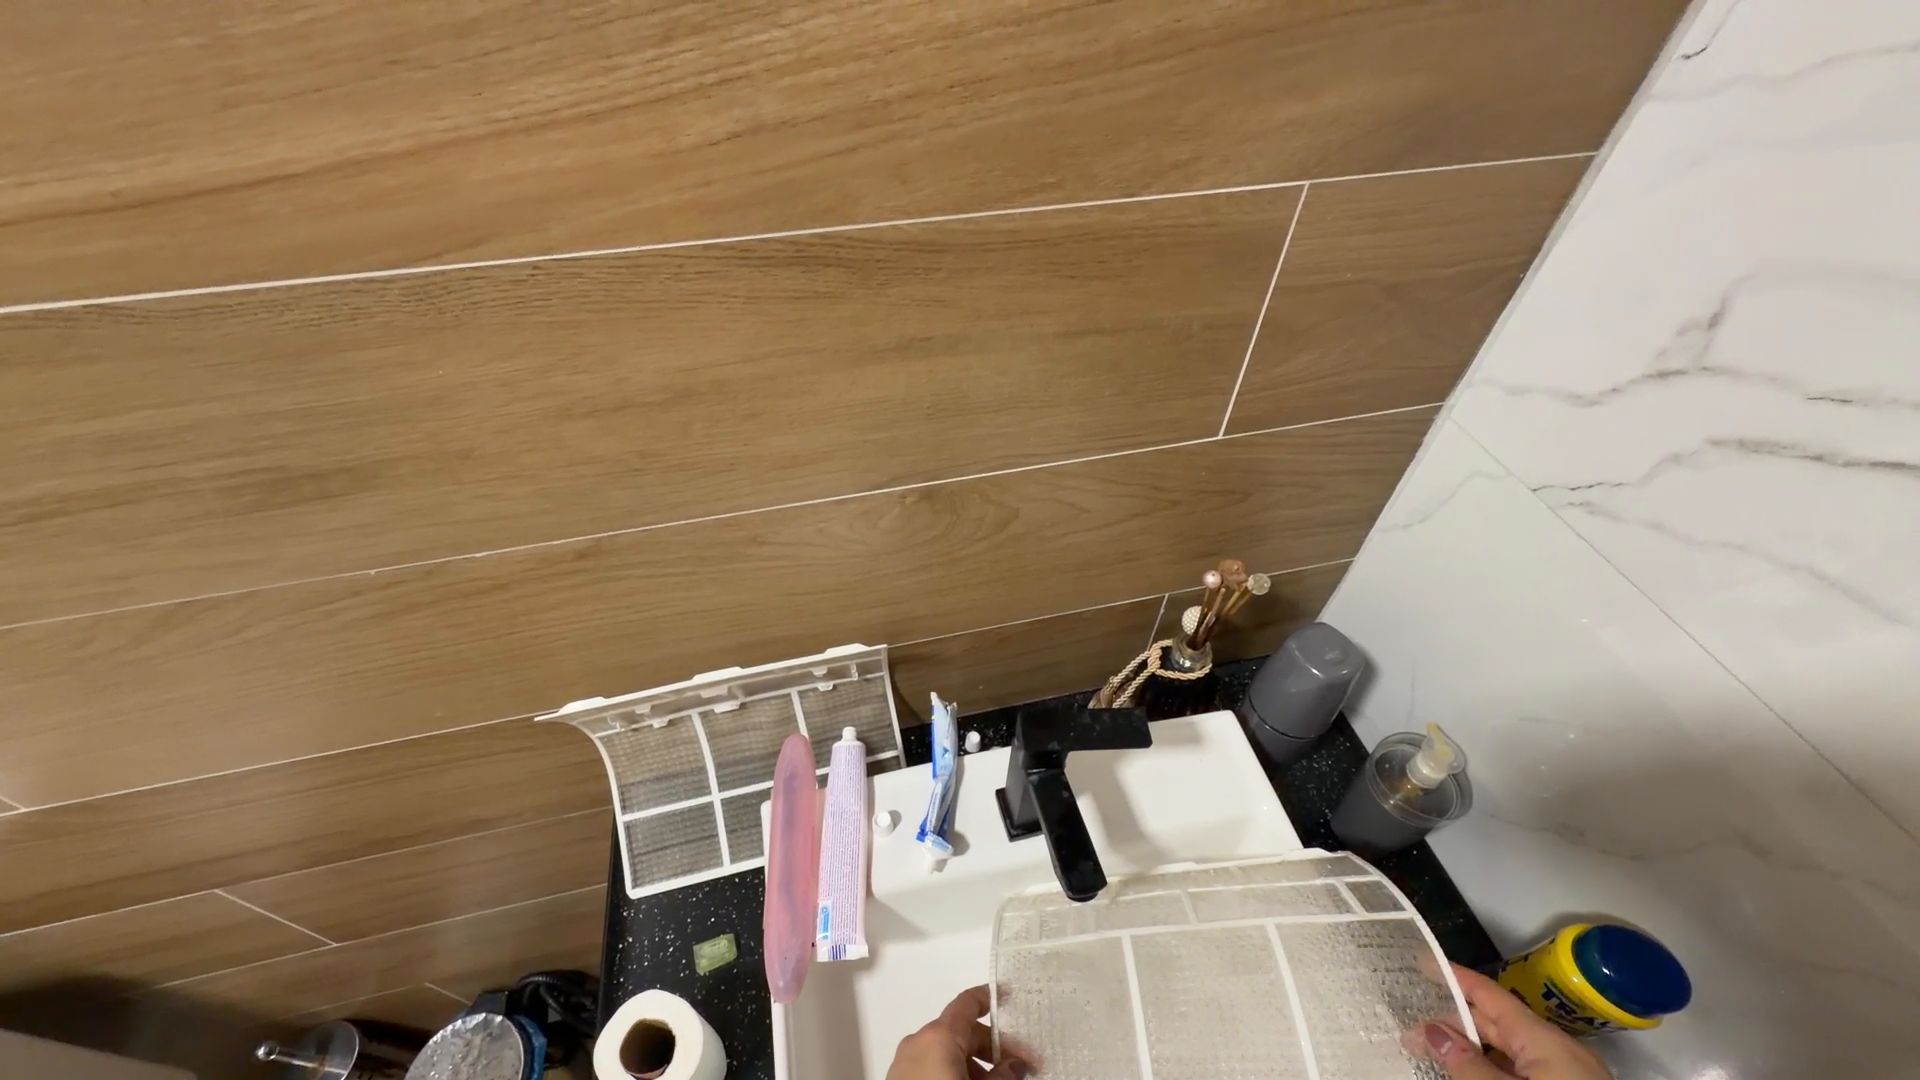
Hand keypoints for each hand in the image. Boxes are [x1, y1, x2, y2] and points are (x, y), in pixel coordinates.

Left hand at [886, 986, 1028, 1079]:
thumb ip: (1004, 1076)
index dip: (988, 998)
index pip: (967, 1004)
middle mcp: (918, 1042)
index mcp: (938, 1036)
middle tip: (1019, 1067)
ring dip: (974, 1065)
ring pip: (946, 1053)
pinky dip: (952, 1074)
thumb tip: (1017, 1064)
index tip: (1008, 996)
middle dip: (991, 1047)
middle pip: (961, 1032)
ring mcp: (903, 1065)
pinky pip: (931, 1069)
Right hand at [1418, 964, 1613, 1079]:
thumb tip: (1433, 1032)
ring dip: (1473, 1051)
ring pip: (1512, 1053)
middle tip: (1413, 1034)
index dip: (1455, 978)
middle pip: (1499, 1024)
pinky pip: (1526, 1073)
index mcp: (1546, 1042)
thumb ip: (1467, 1065)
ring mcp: (1572, 1078)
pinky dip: (1496, 1070)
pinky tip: (1473, 1077)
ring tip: (1437, 1058)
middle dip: (1455, 1024)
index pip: (1491, 996)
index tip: (1422, 963)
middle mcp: (1561, 1053)